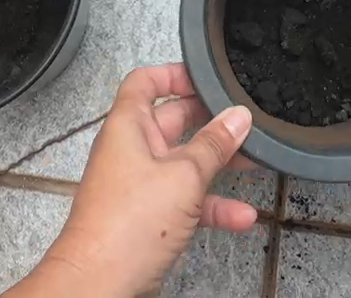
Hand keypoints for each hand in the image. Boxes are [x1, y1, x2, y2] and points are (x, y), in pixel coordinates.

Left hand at [25, 64, 255, 297]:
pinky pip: (185, 201)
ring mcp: (140, 185)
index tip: (206, 77)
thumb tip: (239, 116)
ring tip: (254, 160)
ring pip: (185, 163)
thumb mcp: (183, 176)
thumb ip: (214, 145)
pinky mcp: (148, 218)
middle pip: (174, 120)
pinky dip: (212, 206)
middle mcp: (132, 150)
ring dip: (218, 163)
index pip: (145, 82)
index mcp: (129, 126)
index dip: (173, 74)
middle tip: (242, 117)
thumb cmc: (126, 225)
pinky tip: (242, 216)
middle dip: (209, 120)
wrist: (96, 289)